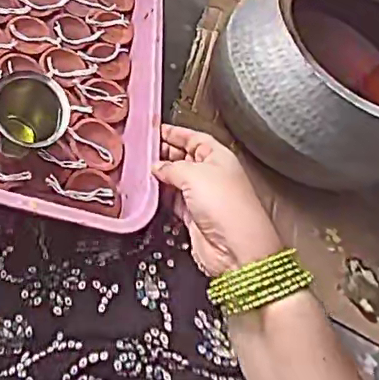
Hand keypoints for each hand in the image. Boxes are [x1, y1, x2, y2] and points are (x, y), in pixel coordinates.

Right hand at [155, 124, 282, 276]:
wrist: (237, 250)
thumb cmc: (227, 207)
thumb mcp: (193, 174)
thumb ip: (170, 166)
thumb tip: (157, 166)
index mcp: (218, 157)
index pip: (193, 137)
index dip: (174, 133)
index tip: (155, 129)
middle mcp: (211, 174)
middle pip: (183, 157)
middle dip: (163, 152)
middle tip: (143, 149)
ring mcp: (202, 196)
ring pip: (176, 179)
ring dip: (160, 175)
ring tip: (141, 167)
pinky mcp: (194, 216)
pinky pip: (173, 200)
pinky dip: (161, 195)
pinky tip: (149, 189)